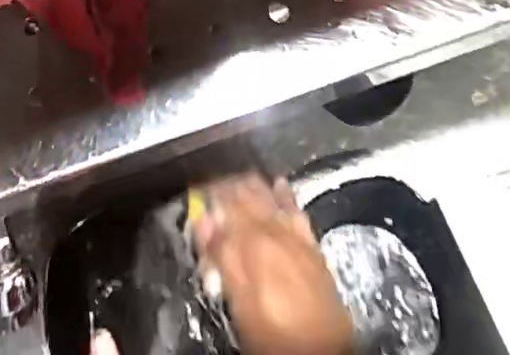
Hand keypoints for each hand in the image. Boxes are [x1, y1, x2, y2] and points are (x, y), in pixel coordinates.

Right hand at [193, 175, 351, 354]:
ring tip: (238, 173)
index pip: (226, 204)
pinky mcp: (313, 248)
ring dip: (253, 185)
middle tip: (213, 176)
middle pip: (247, 197)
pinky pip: (297, 212)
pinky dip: (286, 196)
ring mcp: (296, 238)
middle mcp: (275, 232)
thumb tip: (203, 220)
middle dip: (228, 184)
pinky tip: (280, 183)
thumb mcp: (239, 302)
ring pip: (270, 199)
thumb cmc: (275, 335)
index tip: (196, 183)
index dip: (209, 191)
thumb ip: (221, 257)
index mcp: (253, 243)